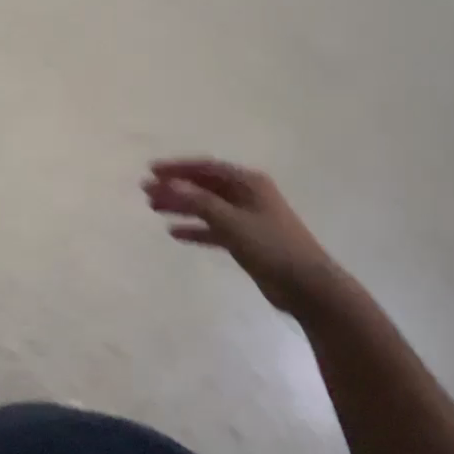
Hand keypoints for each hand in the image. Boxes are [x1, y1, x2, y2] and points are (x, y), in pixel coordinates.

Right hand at [143, 157, 351, 314]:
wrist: (306, 285)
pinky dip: (196, 229)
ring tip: (155, 209)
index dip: (178, 168)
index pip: (206, 168)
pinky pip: (214, 229)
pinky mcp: (246, 240)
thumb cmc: (271, 247)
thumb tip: (169, 182)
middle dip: (176, 187)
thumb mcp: (231, 222)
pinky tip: (175, 234)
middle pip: (205, 186)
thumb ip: (198, 202)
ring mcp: (247, 218)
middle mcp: (247, 195)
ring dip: (182, 206)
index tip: (151, 172)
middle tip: (147, 193)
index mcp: (248, 183)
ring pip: (207, 207)